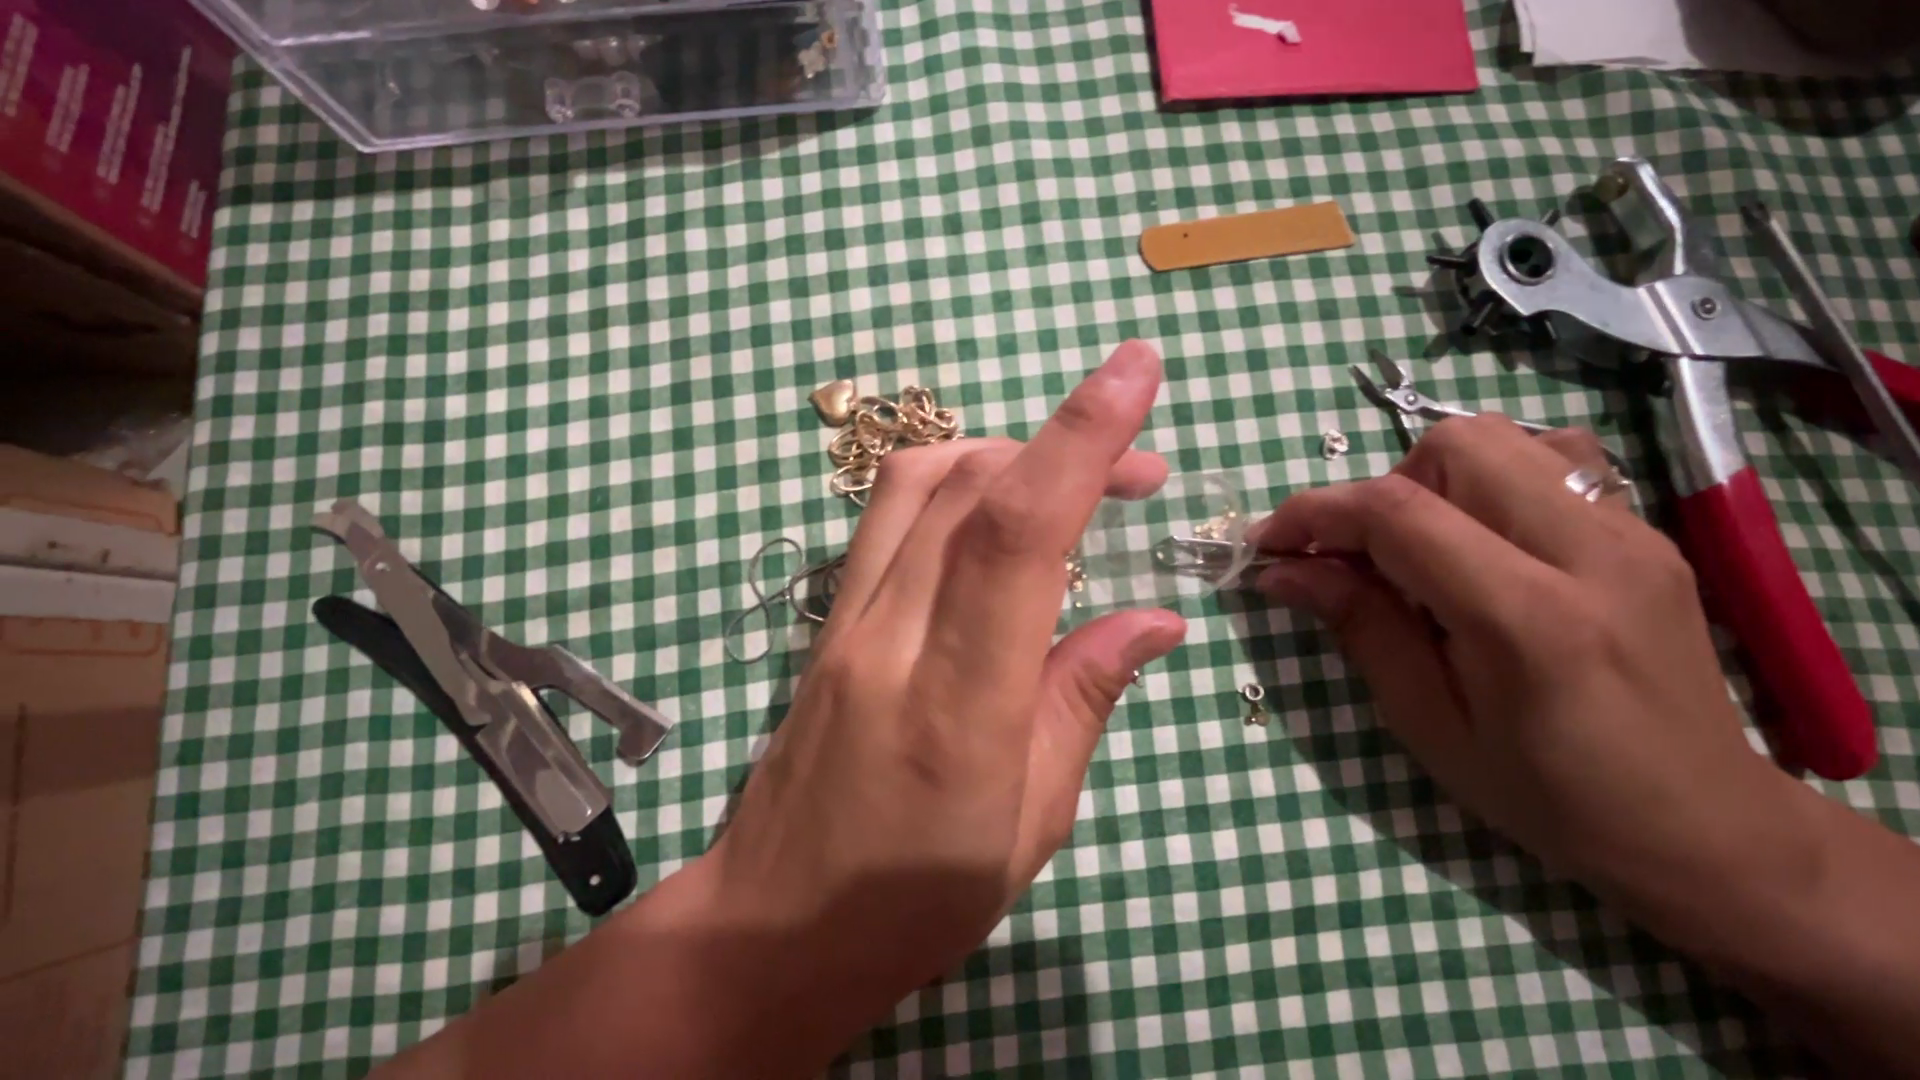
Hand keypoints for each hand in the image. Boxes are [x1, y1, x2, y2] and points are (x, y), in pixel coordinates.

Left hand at [697, 341, 1187, 1072]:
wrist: (769, 927)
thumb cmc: (913, 901)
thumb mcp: (1032, 822)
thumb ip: (1084, 701)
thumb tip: (1153, 618)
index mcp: (958, 702)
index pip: (1016, 534)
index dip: (1081, 439)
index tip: (1137, 370)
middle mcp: (889, 638)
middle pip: (966, 486)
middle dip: (1064, 441)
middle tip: (1144, 468)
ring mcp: (842, 624)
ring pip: (913, 485)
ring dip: (1002, 453)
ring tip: (1069, 483)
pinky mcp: (822, 624)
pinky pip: (885, 521)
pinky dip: (952, 487)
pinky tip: (993, 520)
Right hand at [1245, 417, 1811, 923]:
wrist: (1698, 823)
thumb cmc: (1546, 794)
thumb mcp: (1429, 724)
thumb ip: (1360, 627)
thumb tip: (1283, 571)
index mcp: (1528, 618)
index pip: (1400, 514)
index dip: (1315, 514)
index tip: (1270, 543)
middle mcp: (1590, 551)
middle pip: (1457, 444)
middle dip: (1384, 485)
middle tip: (1365, 554)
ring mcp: (1631, 531)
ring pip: (1506, 438)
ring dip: (1438, 476)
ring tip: (1425, 545)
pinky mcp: (1647, 531)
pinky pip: (1553, 460)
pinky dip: (1493, 479)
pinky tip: (1485, 539)